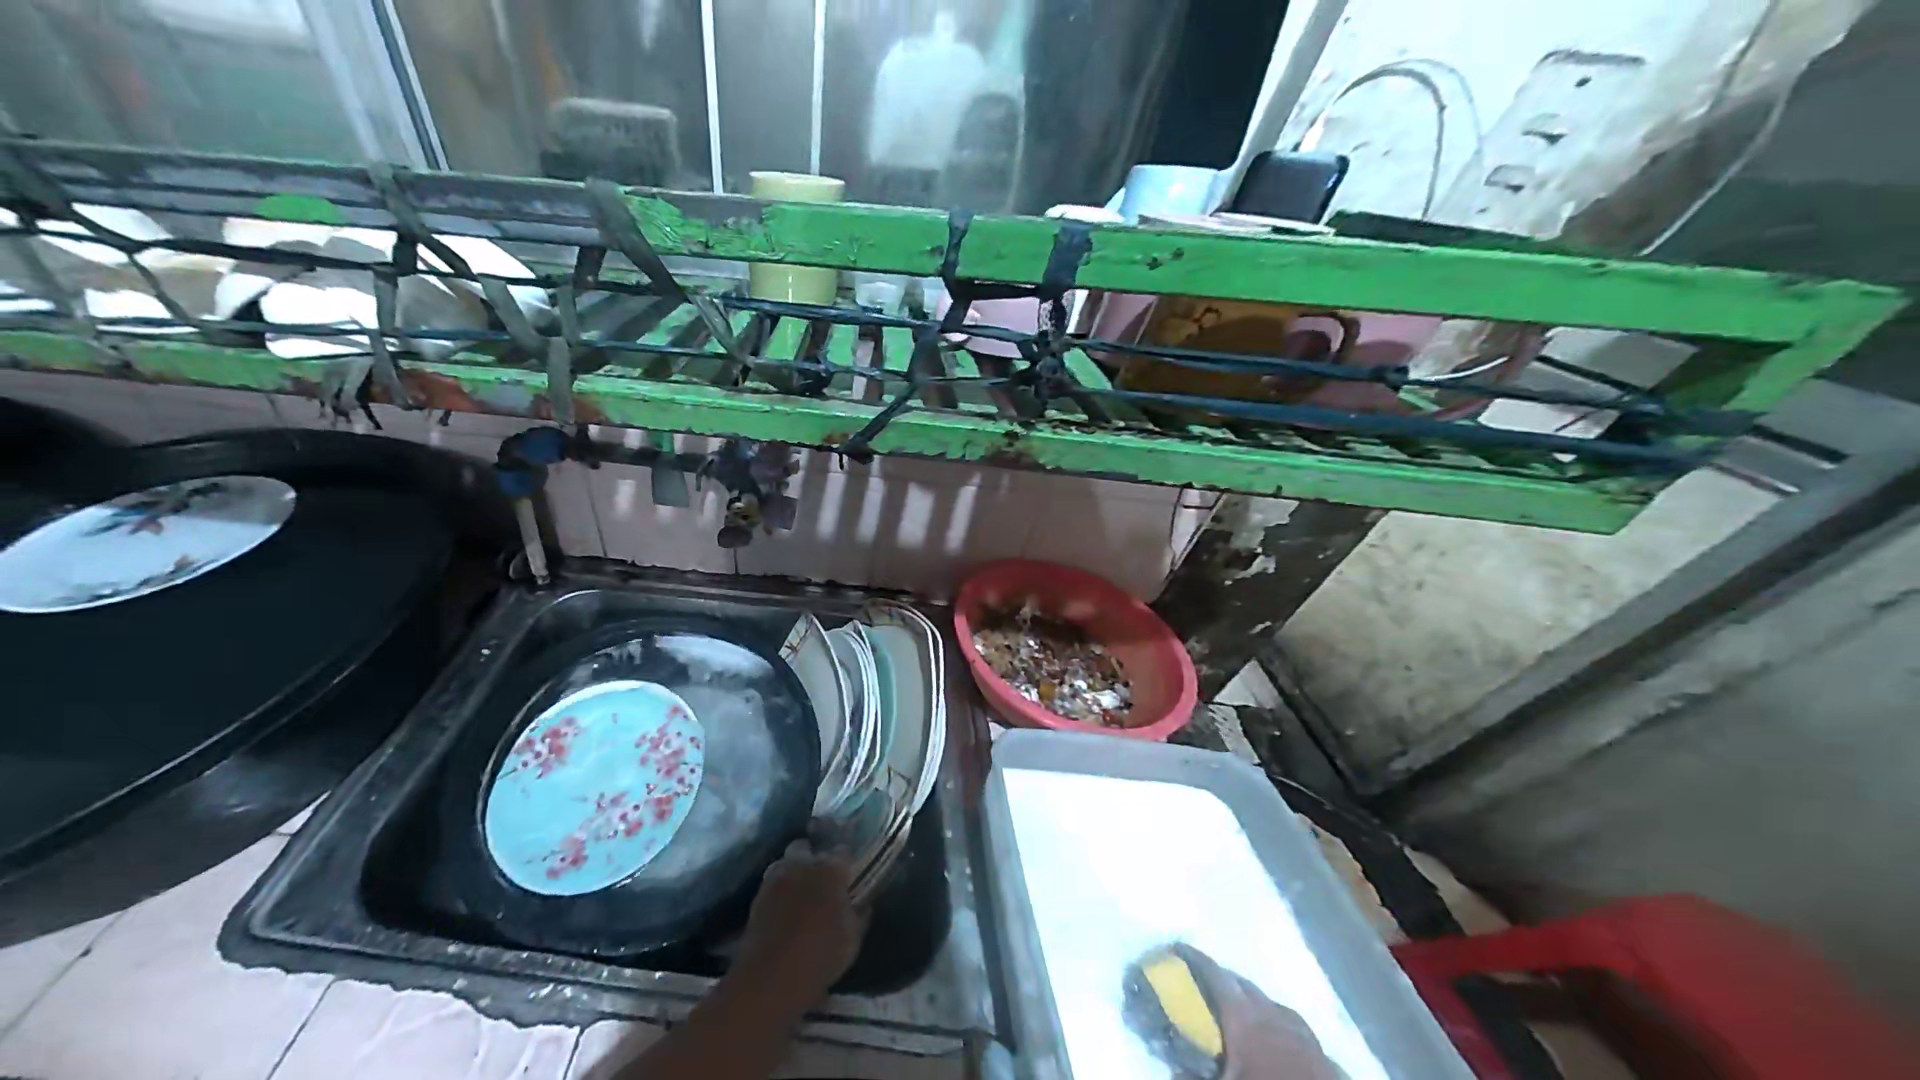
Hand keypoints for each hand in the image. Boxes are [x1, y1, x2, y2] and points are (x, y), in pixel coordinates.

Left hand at [729, 839, 865, 1010]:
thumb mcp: (852, 939)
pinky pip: (772, 884)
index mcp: (830, 869)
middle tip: (822, 880)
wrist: (769, 979)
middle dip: (814, 858)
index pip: (843, 851)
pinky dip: (780, 891)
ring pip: (786, 863)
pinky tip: (785, 909)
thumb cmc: (820, 955)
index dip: (847, 862)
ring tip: (801, 893)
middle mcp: (801, 864)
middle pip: (807, 848)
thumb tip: (862, 905)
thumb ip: (859, 915)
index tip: (850, 874)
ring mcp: (775, 879)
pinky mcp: (756, 897)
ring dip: (794, 872)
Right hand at [1186, 951, 1344, 1079]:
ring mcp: (1297, 1026)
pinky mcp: (1317, 1047)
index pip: (1213, 973)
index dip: (1192, 957)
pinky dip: (1272, 1018)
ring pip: (1265, 999)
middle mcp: (1269, 1010)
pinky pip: (1288, 1020)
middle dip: (1219, 978)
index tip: (1176, 946)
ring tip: (1233, 1010)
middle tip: (1199, 984)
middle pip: (1239, 982)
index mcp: (1242, 1015)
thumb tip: (1170, 1071)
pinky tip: (1271, 1033)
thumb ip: (1191, 1077)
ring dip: (1246, 998)